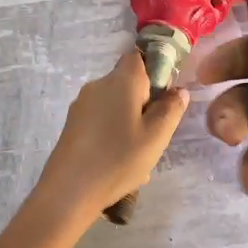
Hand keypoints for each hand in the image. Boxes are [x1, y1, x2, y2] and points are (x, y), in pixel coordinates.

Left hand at [36, 50, 190, 219]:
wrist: (69, 190)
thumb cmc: (118, 158)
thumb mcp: (156, 137)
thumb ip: (171, 109)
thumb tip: (179, 90)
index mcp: (121, 80)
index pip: (138, 57)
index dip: (155, 72)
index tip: (164, 99)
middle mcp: (99, 84)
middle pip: (127, 83)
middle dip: (143, 103)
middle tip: (154, 134)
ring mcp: (82, 104)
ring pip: (115, 104)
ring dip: (129, 121)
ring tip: (136, 155)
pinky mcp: (72, 123)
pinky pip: (101, 120)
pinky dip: (112, 133)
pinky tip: (116, 162)